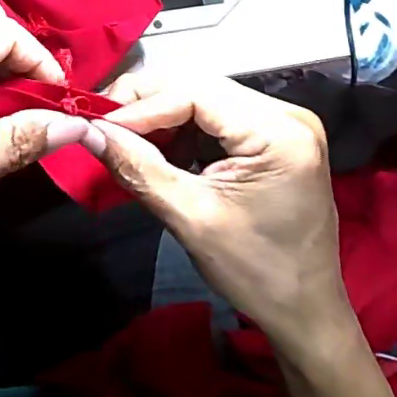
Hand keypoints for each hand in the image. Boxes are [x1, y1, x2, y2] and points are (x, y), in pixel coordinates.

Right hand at [83, 75, 351, 357]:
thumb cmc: (256, 273)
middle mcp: (288, 115)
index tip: (98, 123)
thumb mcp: (192, 220)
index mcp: (280, 133)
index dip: (142, 104)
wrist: (305, 308)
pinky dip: (186, 128)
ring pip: (209, 98)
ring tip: (126, 138)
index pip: (197, 93)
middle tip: (103, 124)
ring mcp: (286, 123)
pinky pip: (221, 116)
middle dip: (148, 104)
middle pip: (203, 88)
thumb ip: (140, 169)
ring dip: (164, 115)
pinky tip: (162, 147)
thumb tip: (92, 132)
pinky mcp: (277, 135)